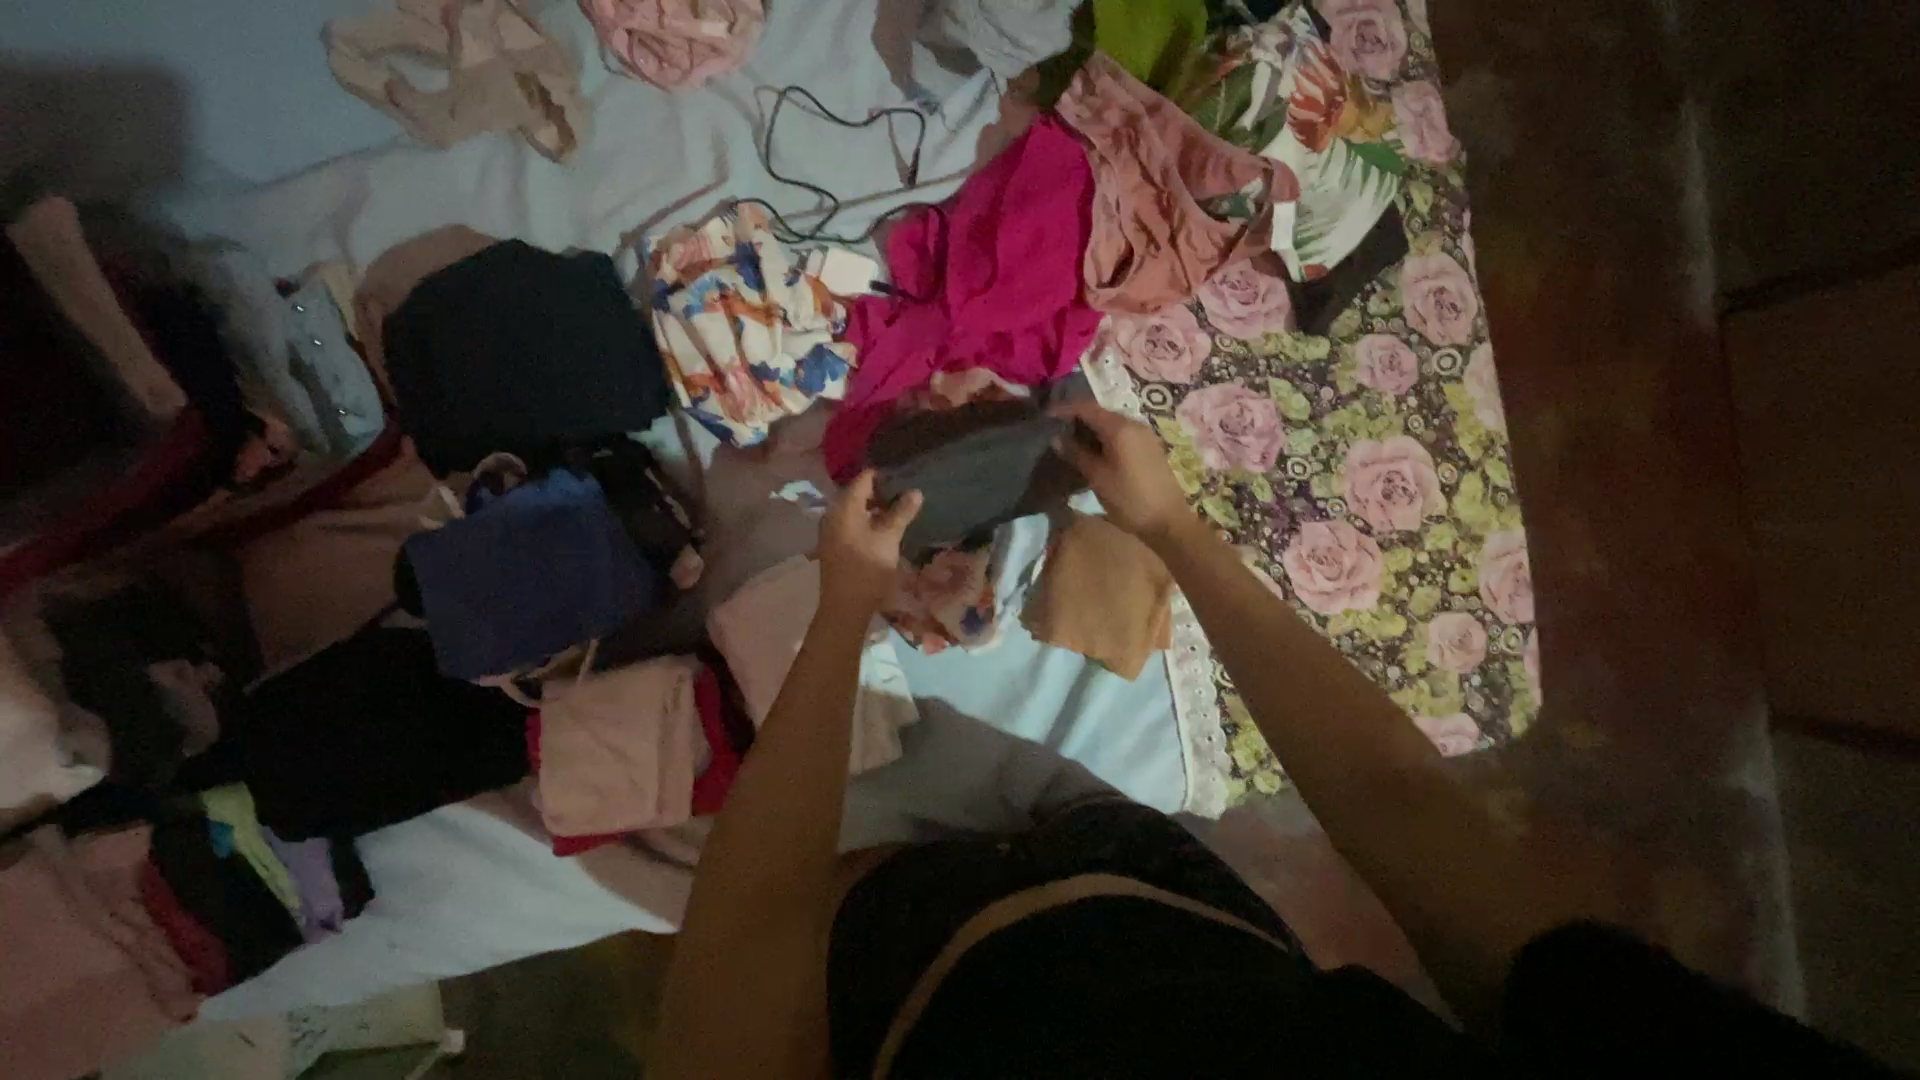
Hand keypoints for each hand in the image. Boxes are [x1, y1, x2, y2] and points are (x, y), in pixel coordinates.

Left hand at [817, 470, 921, 616]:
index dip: (884, 475)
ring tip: (898, 511)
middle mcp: (832, 512)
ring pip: (854, 509)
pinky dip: (866, 521)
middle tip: (905, 494)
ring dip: (874, 508)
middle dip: (881, 492)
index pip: (864, 478)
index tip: (905, 477)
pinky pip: (850, 522)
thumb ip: (901, 512)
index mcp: (844, 506)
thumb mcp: (889, 538)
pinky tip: (882, 529)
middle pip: (857, 492)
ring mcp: (830, 529)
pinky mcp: (833, 543)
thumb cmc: (867, 568)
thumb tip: (916, 491)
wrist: (844, 606)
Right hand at [1050, 400, 1193, 548]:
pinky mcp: (1149, 447)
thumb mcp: (1097, 477)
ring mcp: (1144, 435)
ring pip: (1111, 423)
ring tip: (1070, 441)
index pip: (1086, 407)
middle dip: (1076, 418)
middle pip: (1100, 412)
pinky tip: (1093, 451)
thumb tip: (1056, 438)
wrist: (1168, 521)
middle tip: (1055, 429)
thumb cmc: (1129, 499)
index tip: (1045, 416)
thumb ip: (1076, 454)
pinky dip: (1104, 437)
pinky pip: (1121, 433)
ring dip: (1090, 429)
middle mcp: (1134, 424)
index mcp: (1120, 428)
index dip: (1064, 409)